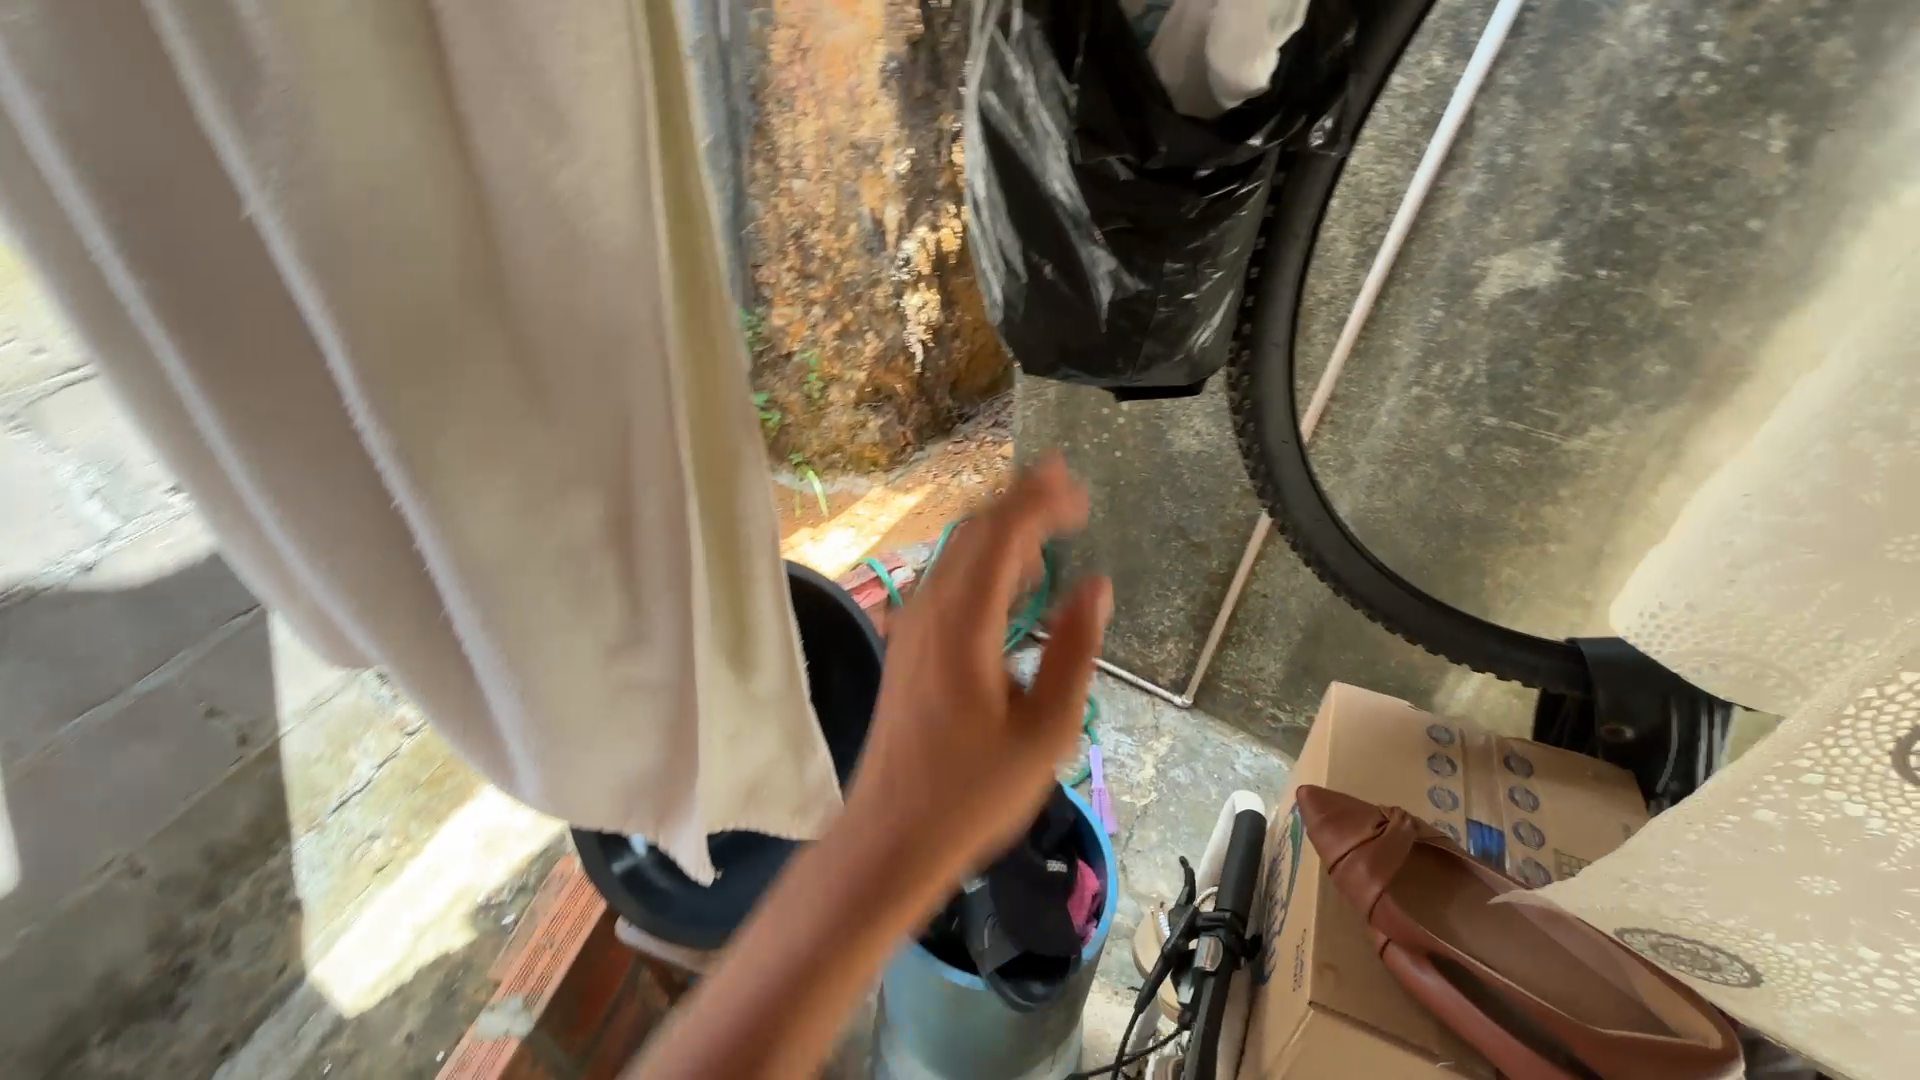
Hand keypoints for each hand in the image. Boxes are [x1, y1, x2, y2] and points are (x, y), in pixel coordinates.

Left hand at [845, 452, 1111, 877]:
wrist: (891, 834)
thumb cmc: (973, 793)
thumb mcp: (1046, 730)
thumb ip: (1074, 651)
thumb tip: (1096, 587)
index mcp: (963, 624)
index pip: (1002, 535)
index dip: (1040, 501)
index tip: (1079, 490)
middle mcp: (930, 611)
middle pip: (975, 532)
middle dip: (1023, 503)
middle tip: (1071, 495)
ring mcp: (912, 627)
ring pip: (958, 554)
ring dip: (1003, 531)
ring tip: (1051, 527)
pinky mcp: (908, 646)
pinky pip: (949, 581)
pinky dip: (985, 564)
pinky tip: (1013, 582)